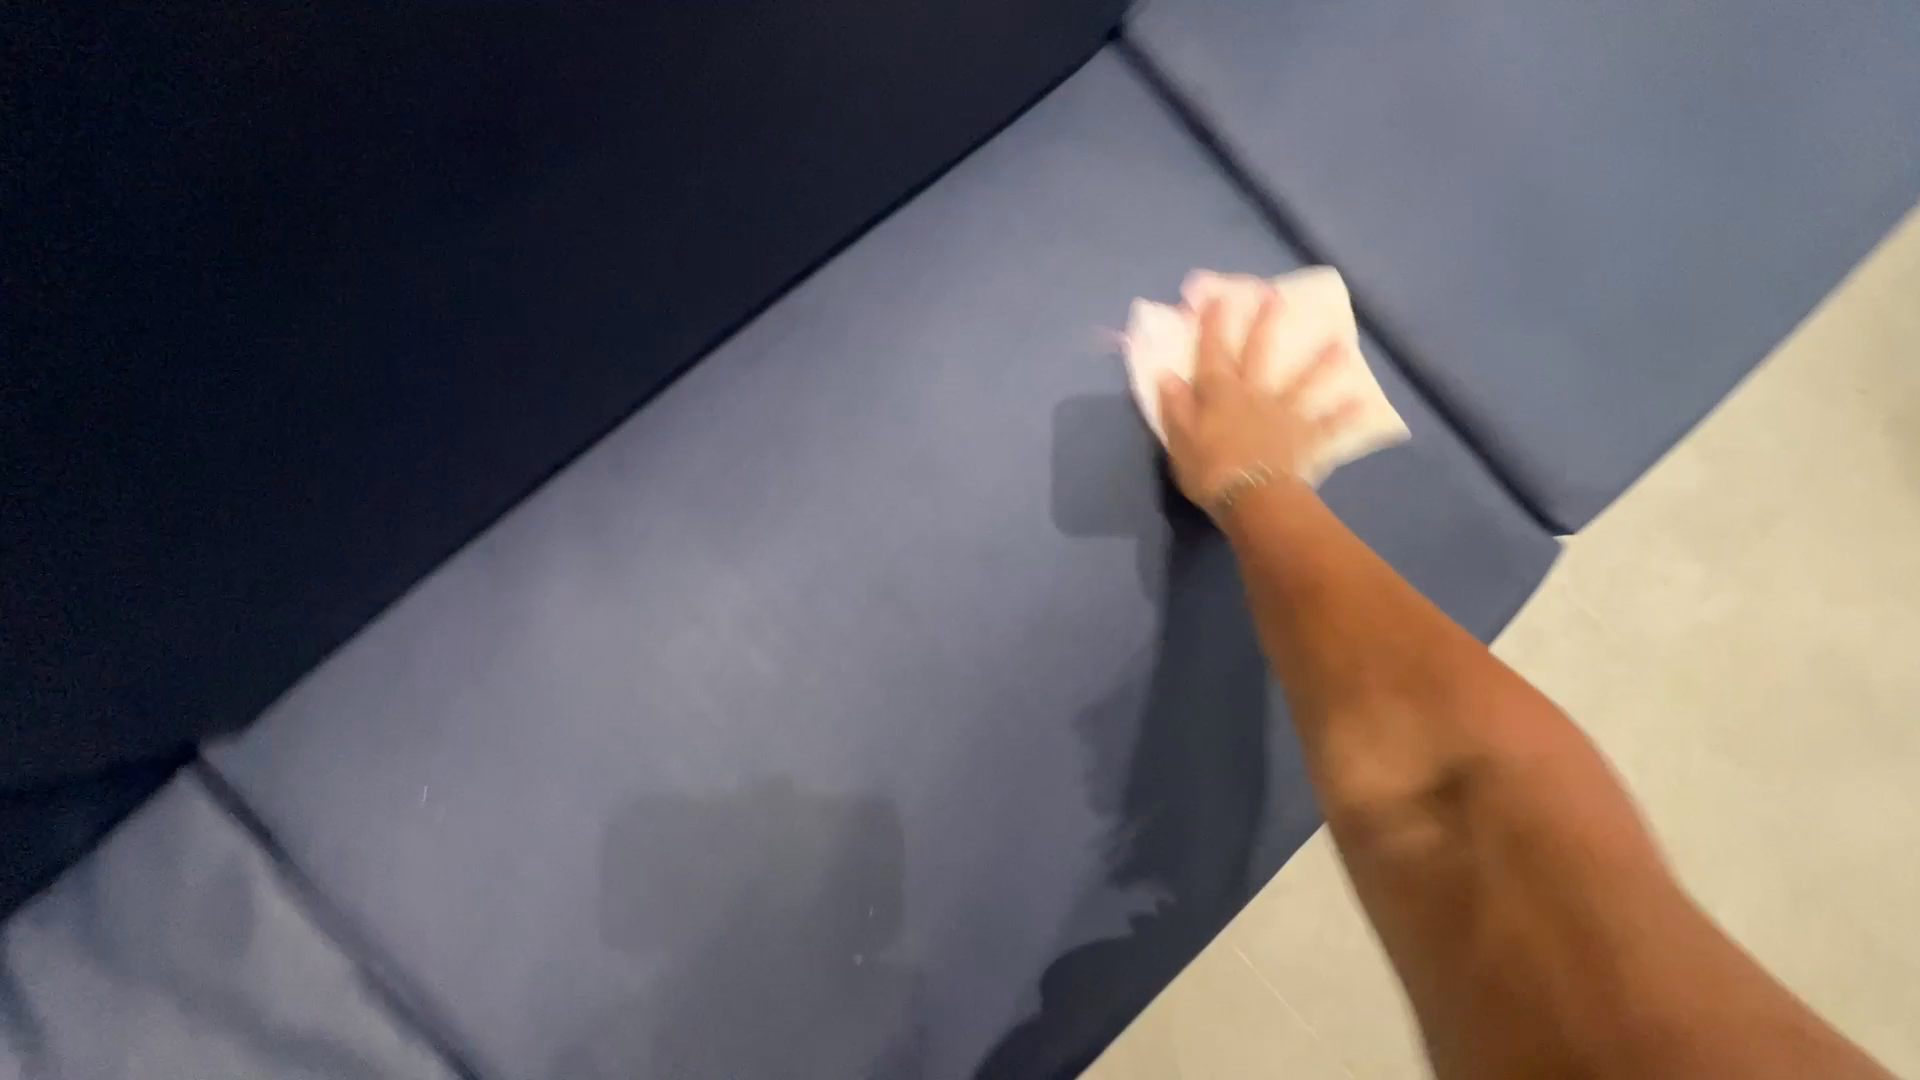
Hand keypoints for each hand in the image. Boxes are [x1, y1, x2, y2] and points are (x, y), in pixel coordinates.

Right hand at [1157, 289, 1357, 514]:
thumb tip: (1167, 375)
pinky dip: (1344, 415)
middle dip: (1264, 325)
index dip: (1213, 326)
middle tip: (1275, 296)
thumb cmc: (1208, 470)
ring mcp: (1283, 414)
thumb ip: (1175, 406)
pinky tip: (1360, 403)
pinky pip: (1328, 425)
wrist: (1252, 498)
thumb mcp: (1179, 439)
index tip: (1216, 297)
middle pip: (1259, 354)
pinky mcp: (1305, 437)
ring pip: (1303, 383)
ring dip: (1320, 364)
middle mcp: (1253, 394)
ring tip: (1338, 344)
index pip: (1212, 353)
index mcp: (1219, 393)